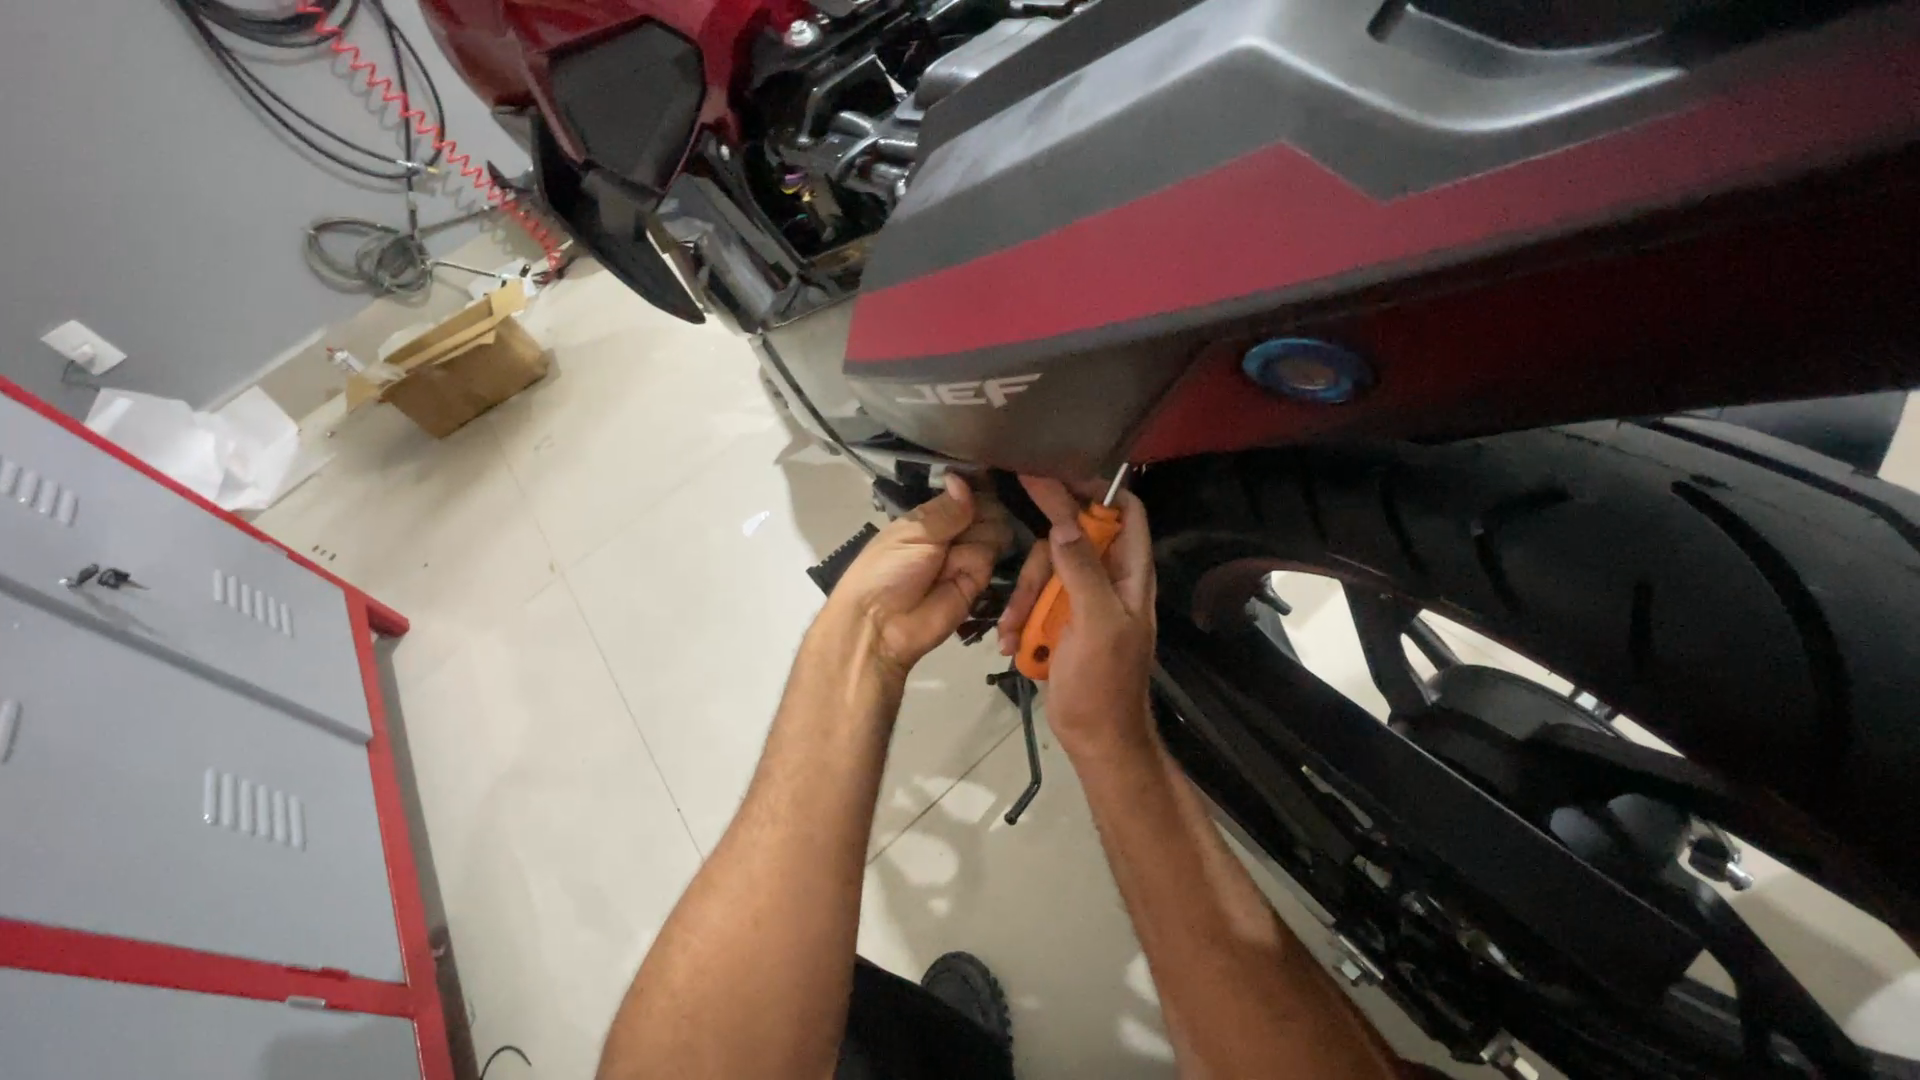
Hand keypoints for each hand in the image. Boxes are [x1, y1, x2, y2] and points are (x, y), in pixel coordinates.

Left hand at [822, 474, 1011, 683]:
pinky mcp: (977, 583)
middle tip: (962, 526)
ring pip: (993, 532)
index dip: (975, 489)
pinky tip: (961, 566)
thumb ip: (945, 509)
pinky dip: (978, 559)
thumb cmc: (887, 570)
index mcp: (929, 518)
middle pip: (985, 511)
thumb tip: (961, 477)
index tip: (988, 479)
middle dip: (981, 512)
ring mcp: (965, 558)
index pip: (963, 495)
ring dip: (978, 537)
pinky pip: (990, 559)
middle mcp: (952, 535)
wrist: (882, 625)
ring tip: (953, 554)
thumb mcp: (912, 532)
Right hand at [997, 476, 1156, 757]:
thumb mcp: (1097, 625)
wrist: (1095, 737)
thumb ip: (1082, 572)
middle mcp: (1108, 578)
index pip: (1123, 512)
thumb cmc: (1106, 684)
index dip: (1094, 489)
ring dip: (1024, 601)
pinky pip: (1033, 602)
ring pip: (1044, 572)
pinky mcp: (1058, 620)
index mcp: (1130, 574)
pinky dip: (1020, 621)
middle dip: (1042, 564)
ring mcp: (1081, 600)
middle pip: (1070, 540)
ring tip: (1017, 635)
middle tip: (1025, 586)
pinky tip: (1014, 645)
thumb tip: (1064, 523)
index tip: (1054, 476)